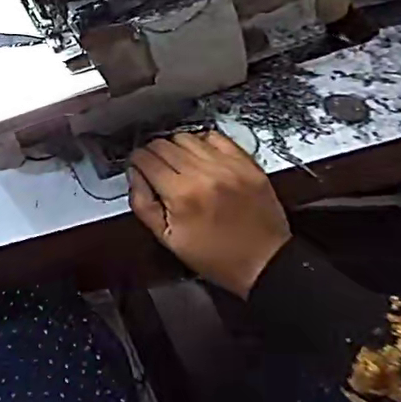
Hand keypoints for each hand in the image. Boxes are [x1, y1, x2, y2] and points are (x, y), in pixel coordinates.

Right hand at [127, 130, 290, 297]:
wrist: (266, 264)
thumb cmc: (217, 257)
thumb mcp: (167, 239)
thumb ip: (142, 203)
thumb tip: (134, 174)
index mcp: (181, 195)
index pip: (145, 158)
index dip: (136, 161)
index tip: (138, 167)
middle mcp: (204, 175)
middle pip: (162, 144)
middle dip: (153, 154)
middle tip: (157, 168)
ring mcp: (228, 167)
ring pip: (185, 137)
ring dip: (176, 147)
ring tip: (180, 164)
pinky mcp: (247, 165)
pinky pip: (215, 136)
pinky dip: (203, 142)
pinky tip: (201, 158)